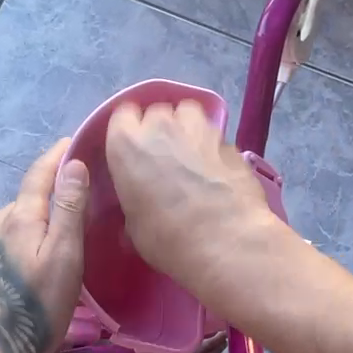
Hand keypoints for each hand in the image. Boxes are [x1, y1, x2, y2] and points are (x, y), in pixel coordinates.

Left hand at [0, 139, 88, 352]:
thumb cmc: (34, 311)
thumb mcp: (65, 259)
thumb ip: (69, 210)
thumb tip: (72, 164)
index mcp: (20, 218)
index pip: (40, 174)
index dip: (57, 157)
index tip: (71, 142)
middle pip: (24, 204)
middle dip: (45, 204)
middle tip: (68, 218)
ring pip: (4, 230)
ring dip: (23, 232)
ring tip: (41, 254)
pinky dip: (0, 253)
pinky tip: (6, 271)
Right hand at [104, 100, 280, 288]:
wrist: (225, 241)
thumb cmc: (167, 237)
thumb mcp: (133, 222)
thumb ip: (135, 195)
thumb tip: (144, 200)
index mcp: (127, 144)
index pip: (122, 115)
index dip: (129, 132)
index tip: (134, 151)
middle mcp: (161, 127)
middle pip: (157, 111)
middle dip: (160, 129)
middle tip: (163, 157)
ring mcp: (199, 130)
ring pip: (189, 113)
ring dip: (187, 128)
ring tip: (191, 154)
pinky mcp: (230, 142)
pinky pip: (215, 136)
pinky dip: (213, 148)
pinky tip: (216, 171)